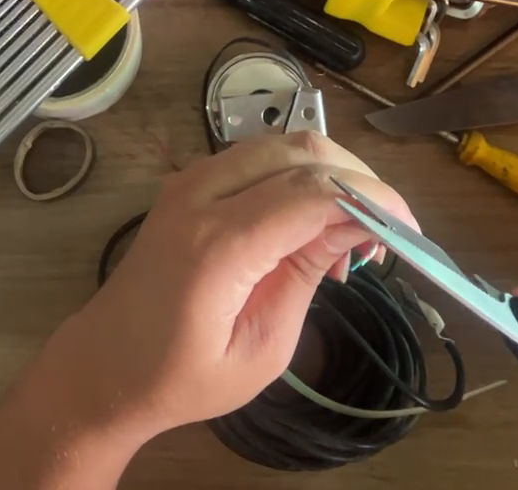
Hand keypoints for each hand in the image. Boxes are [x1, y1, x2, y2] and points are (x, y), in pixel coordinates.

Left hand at [40, 133, 413, 446]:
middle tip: (384, 229)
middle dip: (356, 177)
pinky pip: (254, 156)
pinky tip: (309, 220)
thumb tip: (356, 225)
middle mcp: (199, 193)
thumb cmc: (183, 374)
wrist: (108, 359)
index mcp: (217, 244)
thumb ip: (305, 274)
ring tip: (348, 231)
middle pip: (297, 149)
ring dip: (326, 172)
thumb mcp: (263, 346)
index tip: (409, 230)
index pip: (310, 192)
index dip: (371, 200)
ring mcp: (188, 179)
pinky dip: (295, 174)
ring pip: (277, 143)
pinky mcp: (187, 180)